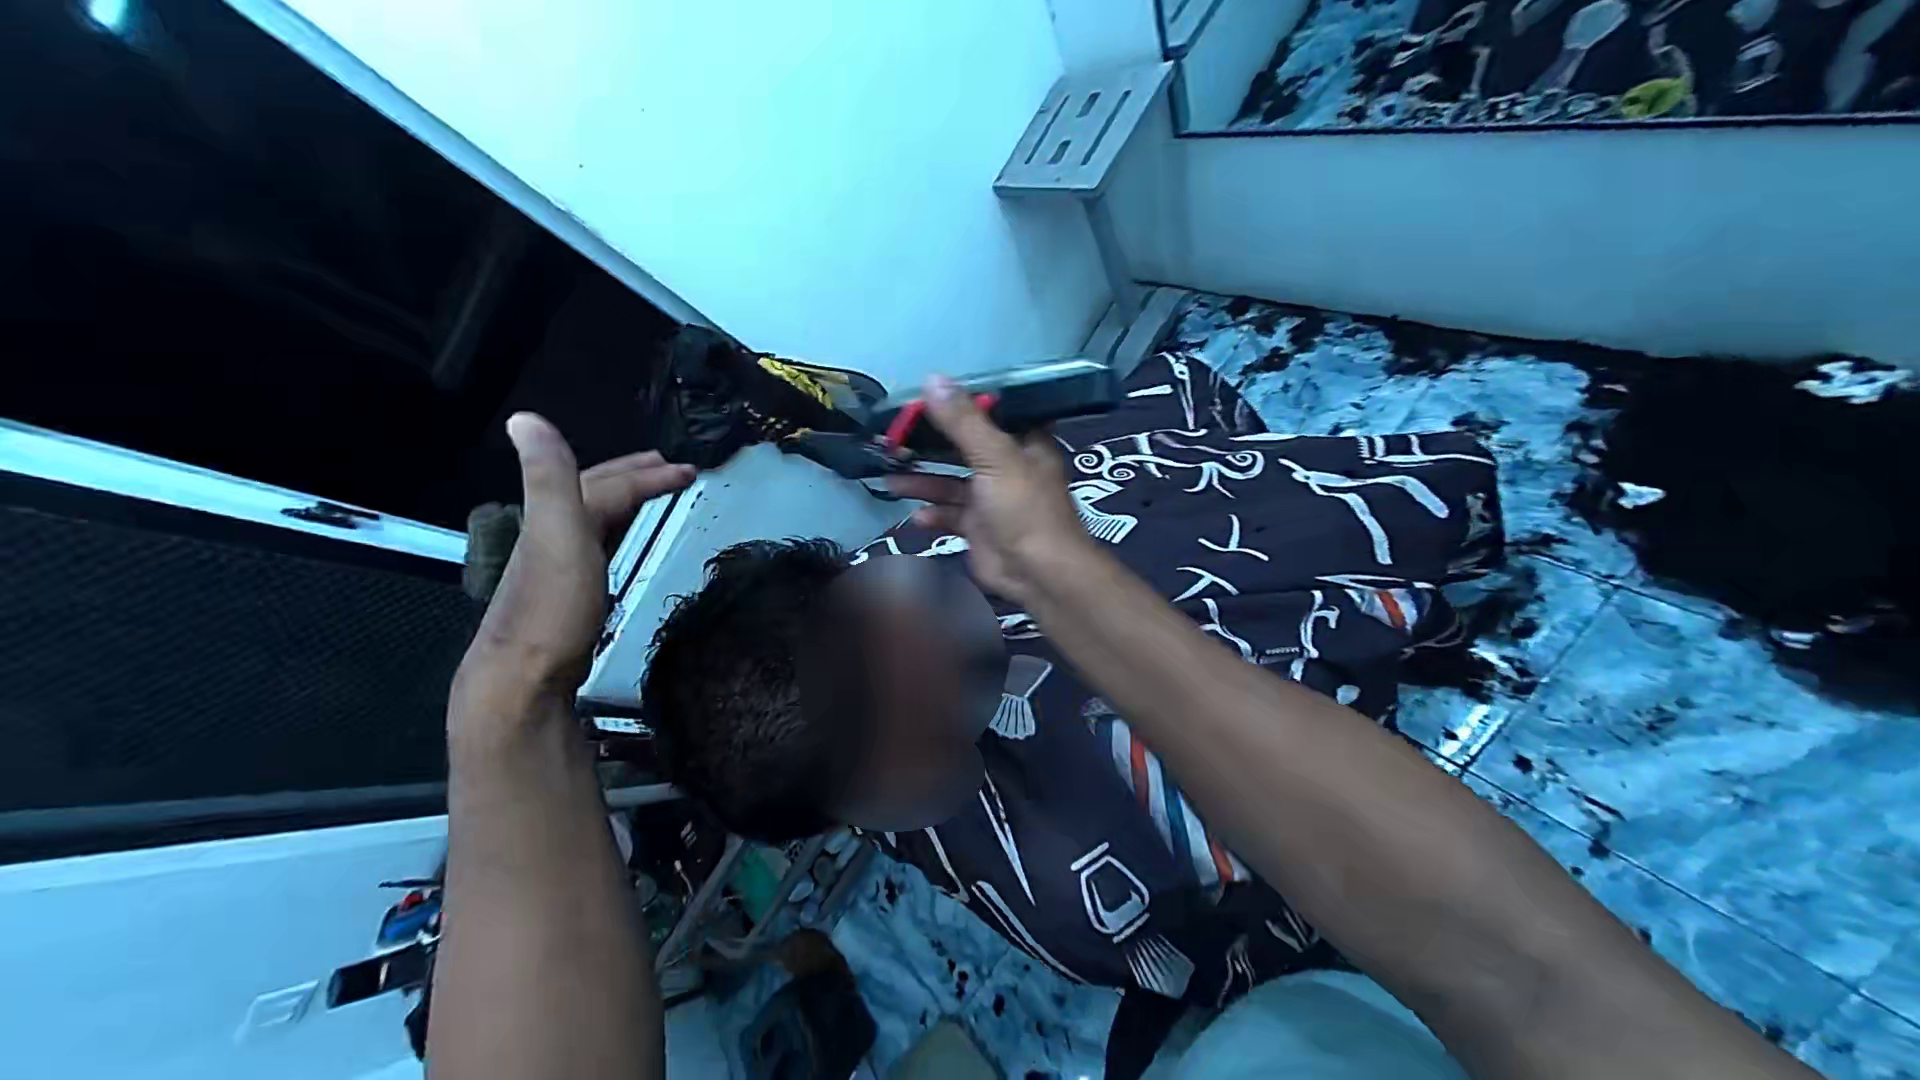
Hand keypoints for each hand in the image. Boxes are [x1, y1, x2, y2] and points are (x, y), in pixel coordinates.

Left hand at [455, 413, 694, 709]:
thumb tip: (524, 417)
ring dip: (628, 500)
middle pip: (596, 493)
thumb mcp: (557, 535)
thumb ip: (550, 478)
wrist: (522, 677)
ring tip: (655, 496)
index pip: (610, 484)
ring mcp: (558, 566)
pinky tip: (623, 544)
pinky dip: (618, 531)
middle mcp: (553, 534)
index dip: (649, 474)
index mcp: (556, 517)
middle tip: (670, 468)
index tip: (692, 472)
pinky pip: (598, 546)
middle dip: (634, 475)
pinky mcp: (568, 594)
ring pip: (597, 519)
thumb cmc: (552, 608)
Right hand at [883, 376, 1095, 603]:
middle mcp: (1007, 467)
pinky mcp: (978, 528)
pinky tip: (917, 517)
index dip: (957, 405)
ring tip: (889, 478)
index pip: (988, 413)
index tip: (922, 397)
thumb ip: (963, 421)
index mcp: (1022, 443)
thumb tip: (932, 379)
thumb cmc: (1024, 507)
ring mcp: (991, 499)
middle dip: (928, 446)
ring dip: (921, 482)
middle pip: (961, 448)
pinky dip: (932, 515)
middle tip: (893, 438)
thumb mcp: (995, 457)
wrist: (1038, 573)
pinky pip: (949, 515)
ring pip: (950, 484)